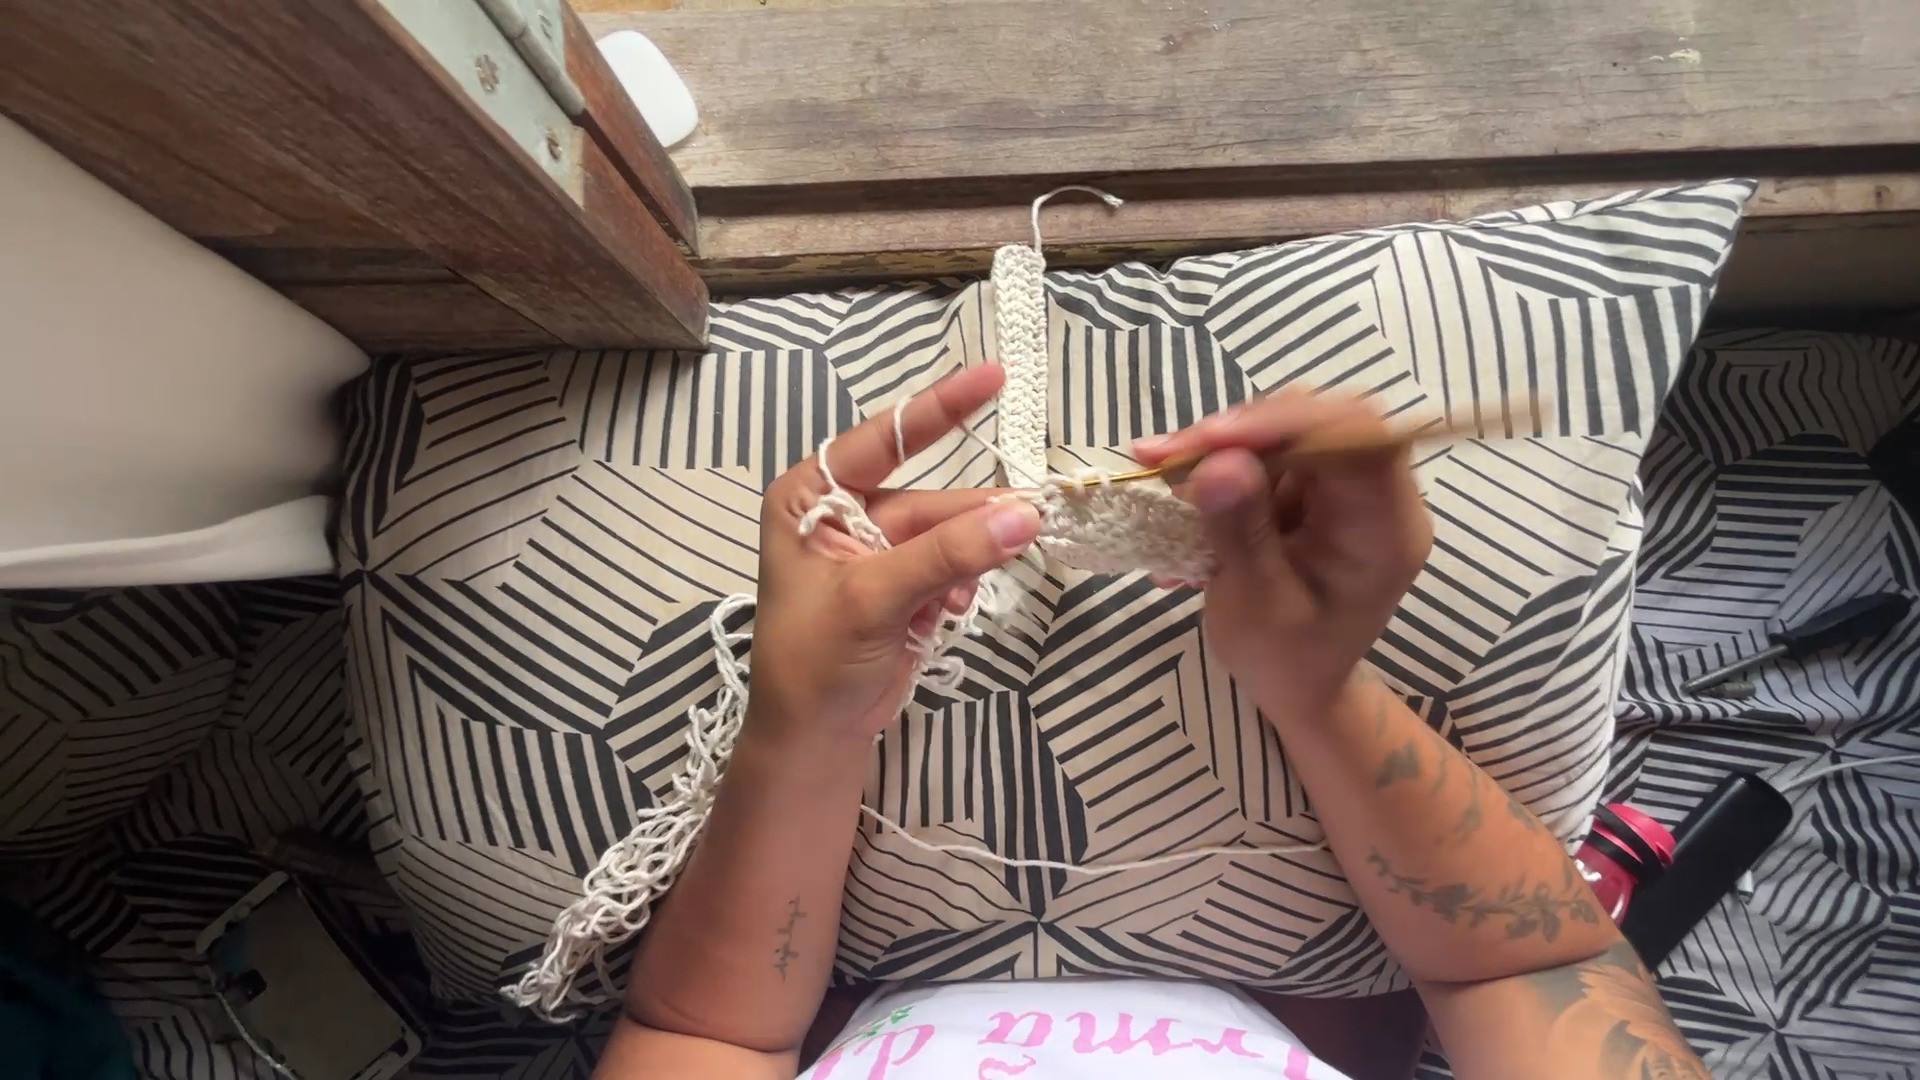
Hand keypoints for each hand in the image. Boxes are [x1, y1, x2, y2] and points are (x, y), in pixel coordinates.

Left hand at [750, 364, 1041, 745]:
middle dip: (973, 518)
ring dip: (970, 559)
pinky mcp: (903, 584)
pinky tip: (949, 611)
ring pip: (949, 535)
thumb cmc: (814, 660)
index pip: (882, 439)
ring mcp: (879, 550)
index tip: (994, 375)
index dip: (940, 408)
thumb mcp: (873, 598)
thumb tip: (1023, 515)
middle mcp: (845, 513)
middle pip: (929, 499)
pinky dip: (961, 585)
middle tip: (1033, 519)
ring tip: (965, 593)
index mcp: (813, 496)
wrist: (814, 736)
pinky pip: (952, 566)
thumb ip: (946, 554)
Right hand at [1133, 390, 1432, 720]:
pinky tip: (1175, 487)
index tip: (1210, 441)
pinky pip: (1262, 453)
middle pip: (1316, 422)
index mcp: (1384, 528)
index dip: (1286, 424)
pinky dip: (1214, 464)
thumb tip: (1217, 462)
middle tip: (1166, 455)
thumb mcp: (1257, 604)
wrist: (1295, 683)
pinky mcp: (1308, 490)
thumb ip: (1241, 533)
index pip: (1357, 441)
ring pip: (1282, 430)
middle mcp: (1372, 495)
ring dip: (1216, 447)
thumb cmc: (1284, 658)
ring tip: (1160, 471)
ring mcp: (1338, 488)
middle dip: (1237, 431)